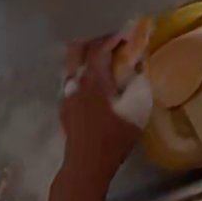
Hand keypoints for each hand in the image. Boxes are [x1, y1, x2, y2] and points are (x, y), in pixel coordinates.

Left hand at [58, 35, 142, 184]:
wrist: (86, 164)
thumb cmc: (114, 138)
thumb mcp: (137, 110)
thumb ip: (138, 84)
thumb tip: (137, 68)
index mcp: (93, 79)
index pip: (99, 47)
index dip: (113, 38)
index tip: (127, 36)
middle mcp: (75, 81)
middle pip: (78, 49)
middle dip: (96, 42)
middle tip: (113, 44)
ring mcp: (66, 93)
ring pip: (72, 64)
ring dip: (87, 57)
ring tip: (104, 62)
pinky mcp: (63, 106)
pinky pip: (71, 79)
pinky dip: (82, 72)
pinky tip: (95, 84)